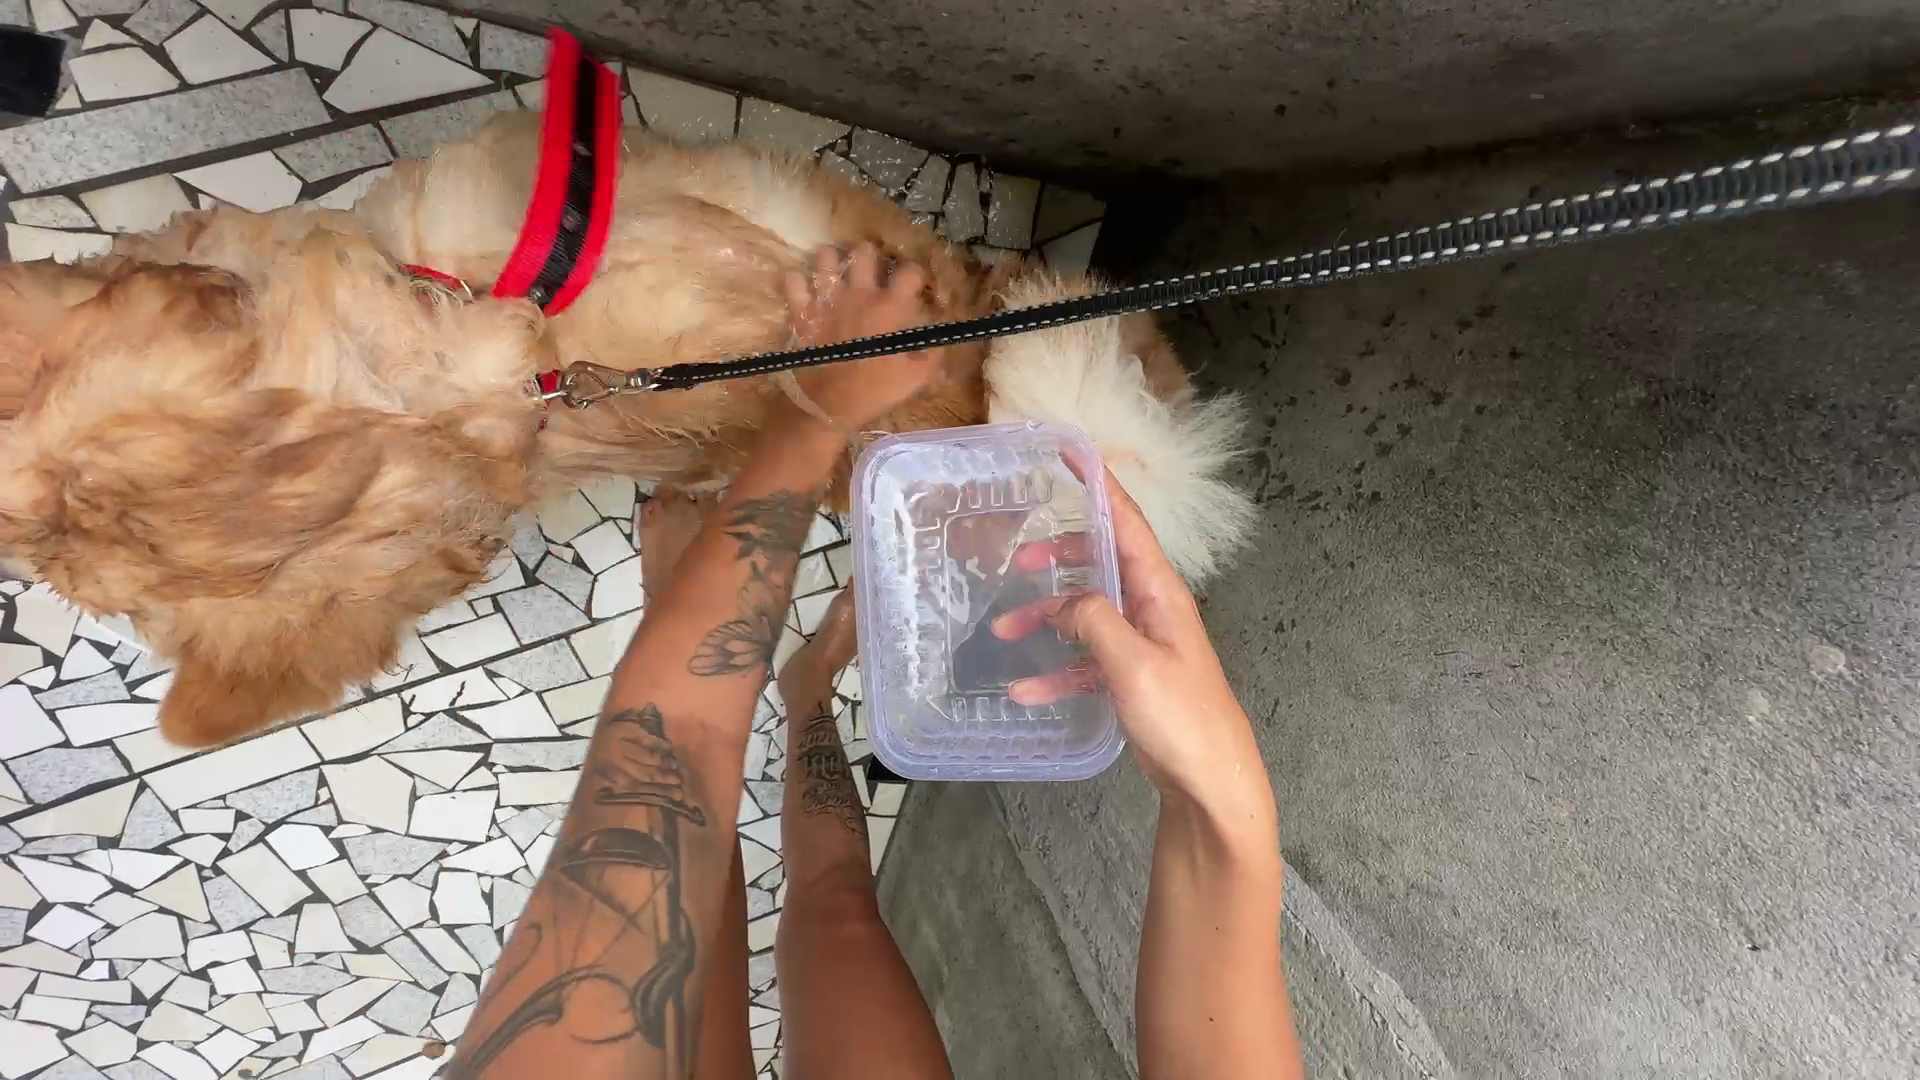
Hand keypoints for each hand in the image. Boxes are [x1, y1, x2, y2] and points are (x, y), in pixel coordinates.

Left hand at [778, 244, 944, 431]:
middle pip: (866, 251)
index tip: (917, 284)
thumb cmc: (874, 392)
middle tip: (874, 271)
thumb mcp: (914, 380)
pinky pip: (794, 281)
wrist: (828, 407)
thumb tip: (940, 340)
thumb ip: (932, 356)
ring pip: (827, 257)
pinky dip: (799, 281)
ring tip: (839, 273)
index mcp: (889, 307)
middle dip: (872, 256)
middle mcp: (858, 294)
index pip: (910, 271)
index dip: (917, 273)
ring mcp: (826, 300)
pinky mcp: (801, 311)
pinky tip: (806, 288)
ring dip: (835, 261)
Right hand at [991, 470, 1268, 809]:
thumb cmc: (1182, 717)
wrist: (1209, 780)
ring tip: (1004, 631)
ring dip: (1047, 618)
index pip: (1126, 522)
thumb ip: (1095, 621)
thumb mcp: (1134, 664)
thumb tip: (1065, 601)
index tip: (1070, 452)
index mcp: (1160, 591)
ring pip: (1086, 611)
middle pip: (1100, 561)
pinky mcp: (1130, 673)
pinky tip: (1026, 691)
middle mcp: (1150, 606)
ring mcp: (1140, 640)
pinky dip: (1058, 670)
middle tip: (1017, 558)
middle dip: (1059, 554)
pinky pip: (1086, 659)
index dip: (1099, 485)